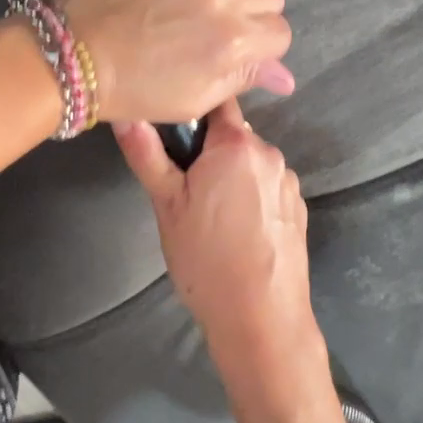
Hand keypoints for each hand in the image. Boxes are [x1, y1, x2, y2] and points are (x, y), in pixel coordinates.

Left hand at [60, 0, 294, 124]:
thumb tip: (285, 77)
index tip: (243, 51)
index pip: (281, 34)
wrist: (72, 53)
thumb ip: (243, 79)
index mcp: (235, 42)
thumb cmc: (133, 88)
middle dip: (257, 12)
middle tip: (228, 23)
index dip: (264, 47)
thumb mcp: (194, 99)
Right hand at [114, 102, 317, 360]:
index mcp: (236, 144)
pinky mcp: (298, 209)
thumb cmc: (207, 259)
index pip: (216, 102)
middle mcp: (269, 153)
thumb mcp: (166, 205)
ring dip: (231, 176)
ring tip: (209, 216)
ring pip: (249, 164)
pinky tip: (237, 233)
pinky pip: (267, 189)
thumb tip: (124, 113)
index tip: (173, 131)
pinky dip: (251, 199)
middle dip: (208, 152)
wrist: (262, 321)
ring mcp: (288, 182)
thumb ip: (146, 154)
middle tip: (183, 188)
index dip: (193, 111)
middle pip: (232, 135)